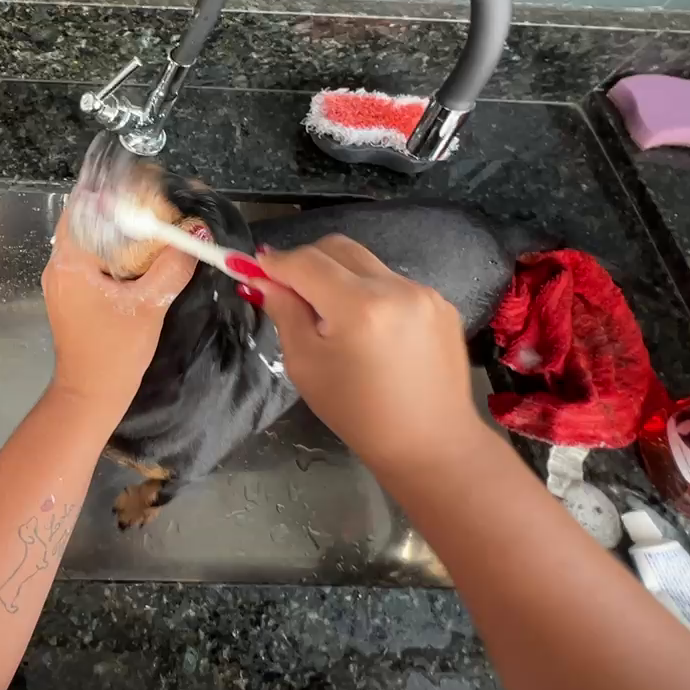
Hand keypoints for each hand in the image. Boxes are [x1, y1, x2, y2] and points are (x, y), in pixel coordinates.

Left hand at [41, 210, 194, 415]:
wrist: (90, 395)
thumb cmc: (114, 351)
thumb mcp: (150, 306)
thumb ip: (172, 266)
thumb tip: (196, 234)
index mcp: (69, 262)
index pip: (81, 208)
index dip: (110, 191)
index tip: (139, 182)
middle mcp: (58, 266)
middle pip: (84, 221)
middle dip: (117, 209)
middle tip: (151, 202)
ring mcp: (61, 282)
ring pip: (86, 241)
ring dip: (114, 231)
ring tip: (149, 223)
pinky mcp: (70, 295)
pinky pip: (88, 260)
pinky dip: (110, 252)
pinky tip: (137, 255)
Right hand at [242, 235, 483, 473]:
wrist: (431, 442)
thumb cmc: (356, 410)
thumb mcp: (304, 363)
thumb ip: (284, 311)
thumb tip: (262, 279)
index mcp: (358, 306)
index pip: (305, 261)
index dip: (274, 262)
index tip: (250, 266)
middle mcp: (395, 288)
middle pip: (336, 248)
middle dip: (305, 261)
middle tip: (288, 289)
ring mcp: (423, 293)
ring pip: (363, 263)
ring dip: (337, 276)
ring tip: (331, 316)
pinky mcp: (440, 303)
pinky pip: (390, 281)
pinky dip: (367, 291)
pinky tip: (367, 329)